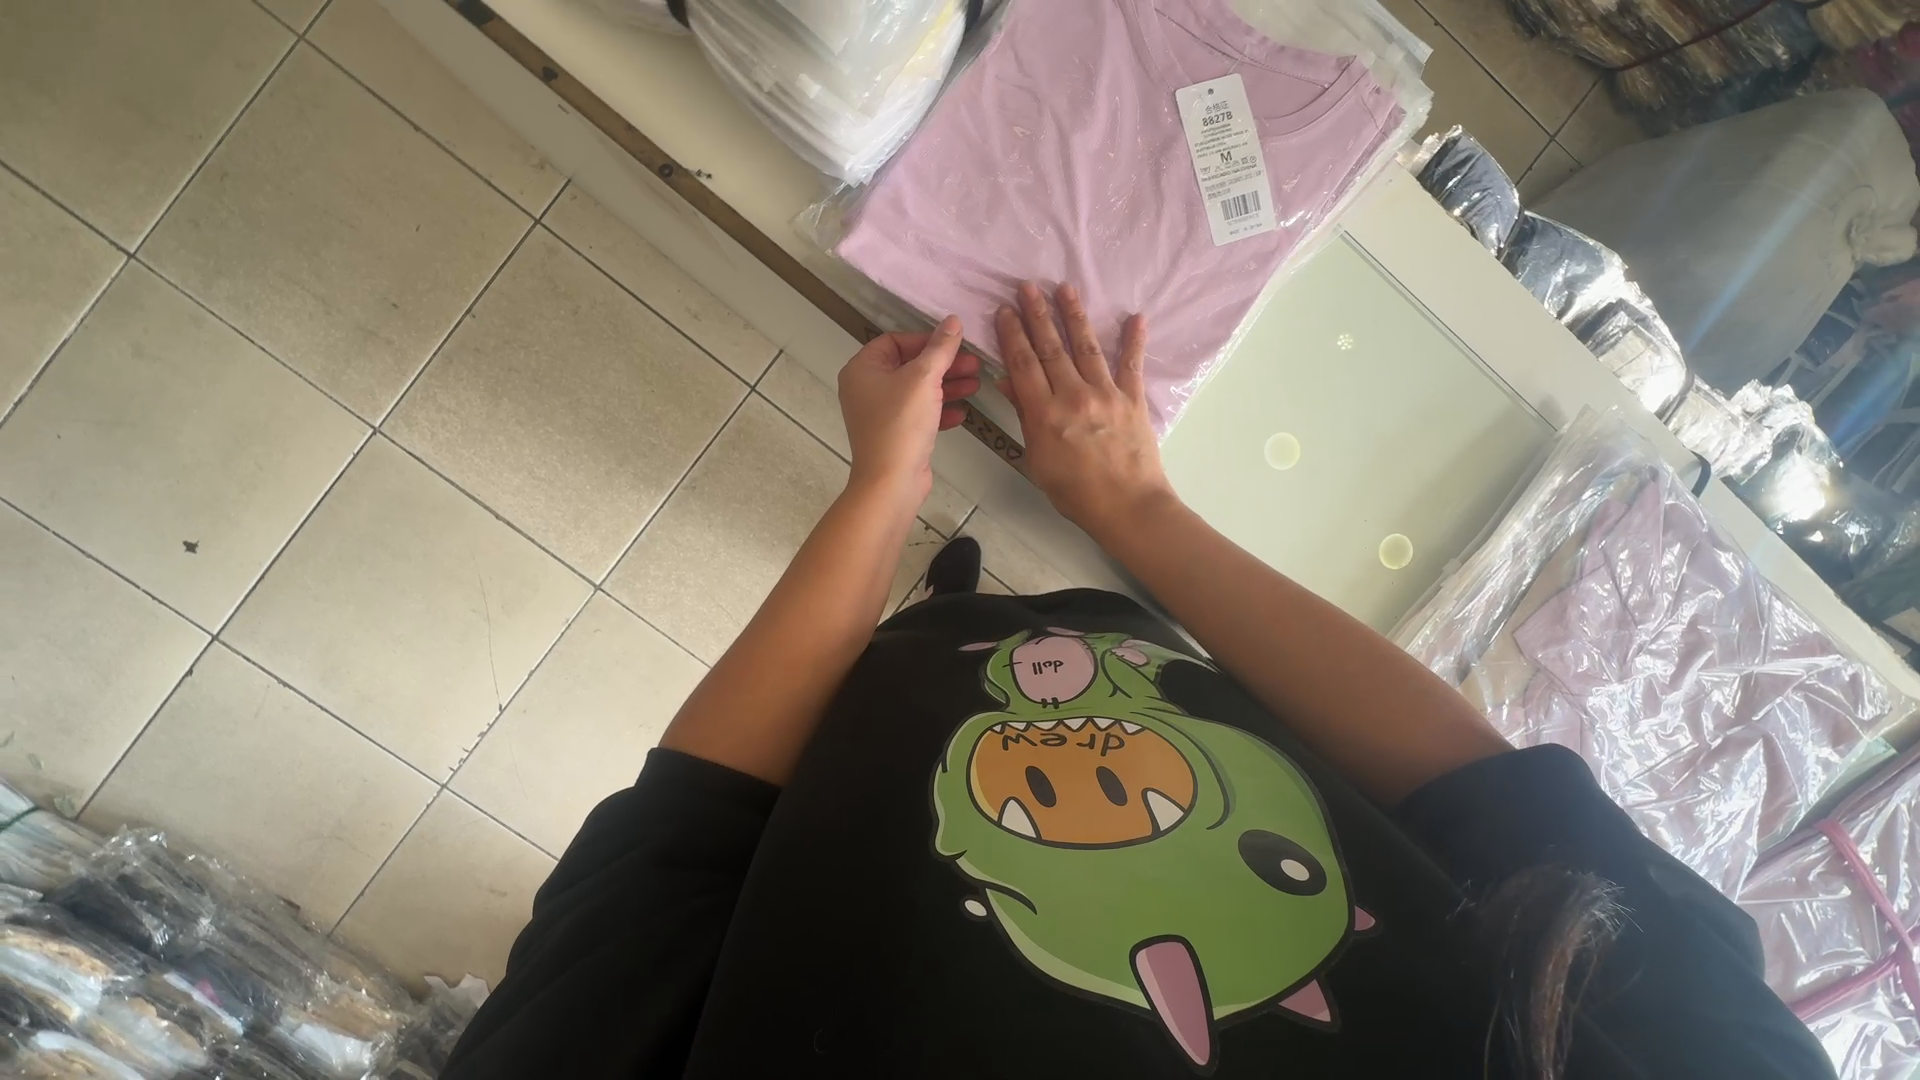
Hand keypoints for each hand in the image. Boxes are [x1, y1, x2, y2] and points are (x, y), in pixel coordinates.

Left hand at [837, 316, 980, 502]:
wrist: (891, 482)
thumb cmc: (901, 424)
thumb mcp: (924, 378)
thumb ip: (940, 348)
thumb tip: (953, 321)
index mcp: (862, 369)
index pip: (894, 341)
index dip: (925, 340)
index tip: (953, 345)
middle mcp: (866, 389)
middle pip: (909, 366)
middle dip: (943, 365)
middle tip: (973, 365)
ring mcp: (880, 414)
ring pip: (917, 391)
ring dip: (947, 387)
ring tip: (976, 385)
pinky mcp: (895, 435)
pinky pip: (919, 415)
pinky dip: (939, 411)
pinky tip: (961, 413)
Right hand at [996, 282, 1177, 537]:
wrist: (1127, 506)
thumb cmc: (1075, 493)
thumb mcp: (1038, 459)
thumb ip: (1025, 418)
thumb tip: (1008, 383)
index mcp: (1045, 413)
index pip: (1023, 364)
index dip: (1012, 335)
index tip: (1005, 310)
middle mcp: (1074, 395)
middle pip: (1051, 348)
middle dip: (1037, 314)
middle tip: (1027, 286)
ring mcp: (1106, 394)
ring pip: (1086, 346)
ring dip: (1074, 315)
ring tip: (1064, 288)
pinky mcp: (1133, 399)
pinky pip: (1132, 364)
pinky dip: (1134, 340)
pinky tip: (1135, 317)